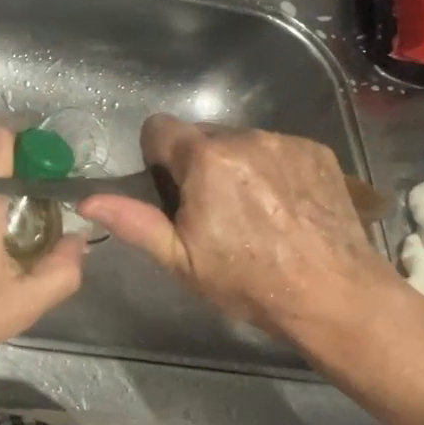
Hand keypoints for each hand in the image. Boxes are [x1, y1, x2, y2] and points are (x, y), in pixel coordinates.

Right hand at [77, 115, 402, 344]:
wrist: (337, 296)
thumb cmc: (248, 282)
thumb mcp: (180, 259)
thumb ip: (132, 221)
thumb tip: (85, 202)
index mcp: (206, 160)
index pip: (159, 128)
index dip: (155, 157)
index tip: (169, 191)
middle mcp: (246, 138)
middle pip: (200, 134)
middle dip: (195, 163)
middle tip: (209, 210)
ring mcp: (286, 142)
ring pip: (238, 141)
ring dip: (232, 164)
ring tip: (250, 211)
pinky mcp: (317, 152)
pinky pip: (274, 148)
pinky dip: (268, 168)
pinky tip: (280, 207)